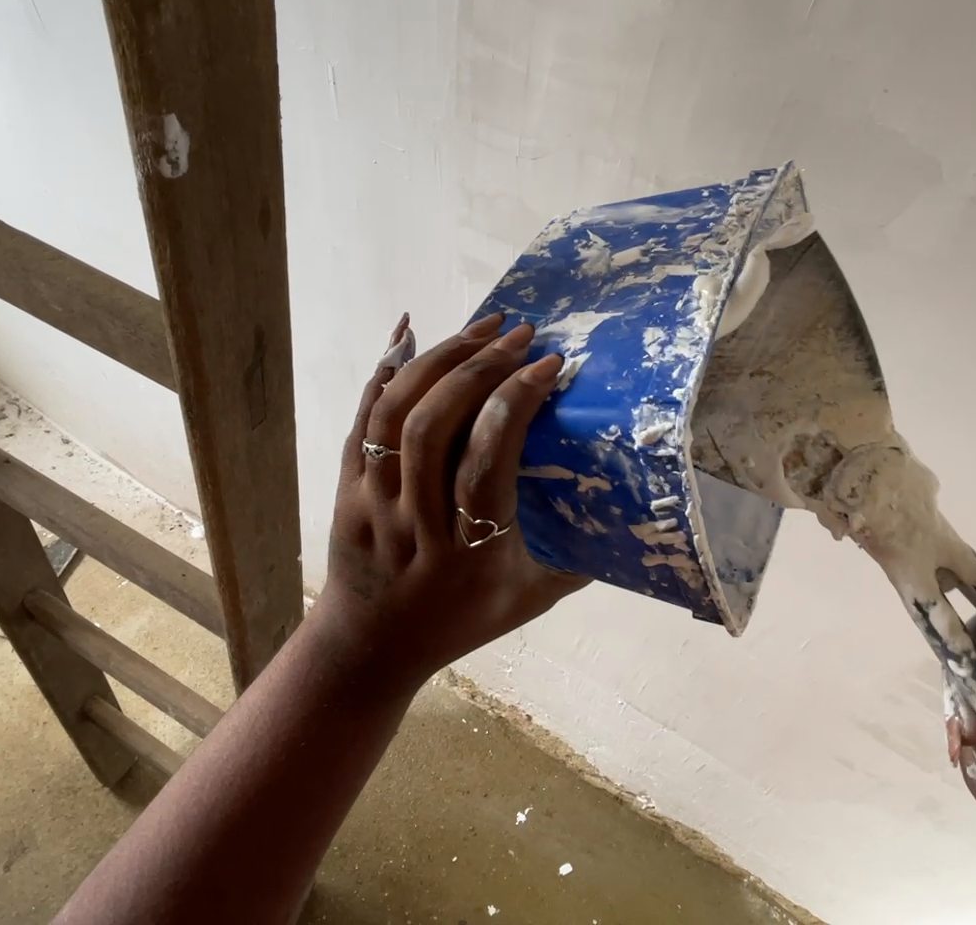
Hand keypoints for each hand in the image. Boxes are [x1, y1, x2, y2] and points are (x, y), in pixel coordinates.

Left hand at [311, 312, 588, 693]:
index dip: (516, 405)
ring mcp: (371, 501)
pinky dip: (387, 369)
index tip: (550, 365)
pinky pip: (361, 418)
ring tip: (482, 328)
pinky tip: (412, 330)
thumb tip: (631, 506)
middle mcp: (412, 522)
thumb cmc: (459, 622)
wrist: (369, 647)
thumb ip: (577, 558)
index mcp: (467, 554)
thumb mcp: (528, 601)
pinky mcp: (345, 485)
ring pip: (393, 416)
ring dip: (439, 360)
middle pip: (433, 428)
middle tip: (520, 335)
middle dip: (479, 369)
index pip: (486, 463)